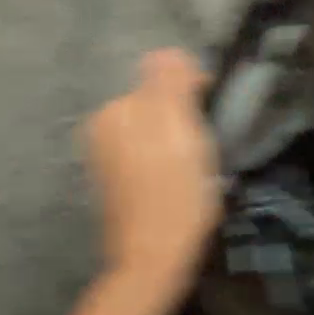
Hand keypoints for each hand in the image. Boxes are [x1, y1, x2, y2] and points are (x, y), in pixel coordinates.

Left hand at [81, 50, 221, 290]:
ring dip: (179, 141)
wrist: (153, 262)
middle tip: (203, 148)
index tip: (210, 117)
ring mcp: (107, 158)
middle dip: (185, 117)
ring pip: (158, 129)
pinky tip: (179, 184)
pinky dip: (168, 162)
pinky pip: (152, 154)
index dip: (196, 92)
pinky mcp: (117, 184)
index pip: (165, 76)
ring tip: (193, 170)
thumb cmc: (174, 192)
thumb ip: (170, 81)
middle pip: (160, 102)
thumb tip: (167, 52)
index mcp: (116, 110)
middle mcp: (103, 128)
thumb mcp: (179, 126)